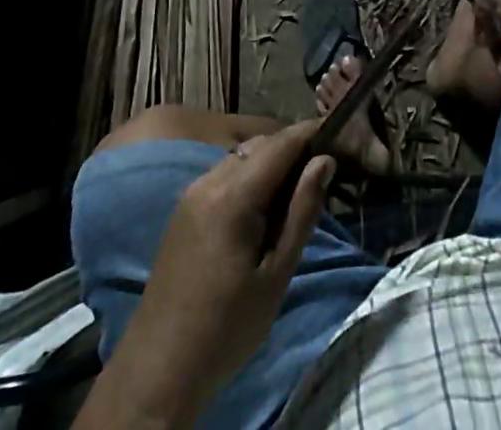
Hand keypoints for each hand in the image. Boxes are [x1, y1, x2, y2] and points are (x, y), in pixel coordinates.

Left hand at [98, 122, 336, 424]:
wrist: (159, 369)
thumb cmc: (228, 326)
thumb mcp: (277, 273)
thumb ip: (302, 211)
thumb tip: (325, 162)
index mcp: (232, 196)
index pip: (280, 143)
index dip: (311, 132)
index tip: (341, 131)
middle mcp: (207, 182)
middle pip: (259, 145)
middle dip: (293, 147)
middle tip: (327, 167)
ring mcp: (190, 195)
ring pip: (240, 158)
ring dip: (271, 161)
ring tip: (300, 187)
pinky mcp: (183, 210)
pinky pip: (224, 175)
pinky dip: (250, 176)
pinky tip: (266, 205)